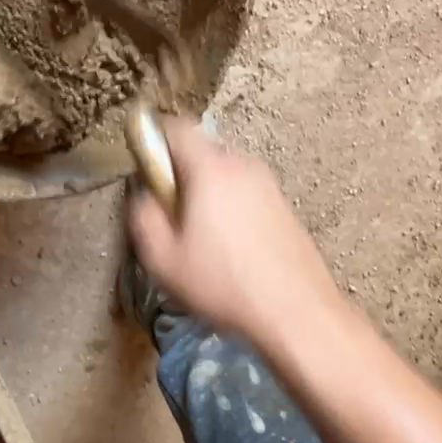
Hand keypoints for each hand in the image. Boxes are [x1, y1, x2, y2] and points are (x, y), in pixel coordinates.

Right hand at [128, 118, 346, 351]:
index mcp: (210, 168)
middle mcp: (242, 165)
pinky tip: (231, 249)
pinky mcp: (284, 206)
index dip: (153, 135)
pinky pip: (244, 192)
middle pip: (200, 151)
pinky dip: (229, 207)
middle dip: (179, 173)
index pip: (176, 127)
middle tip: (171, 214)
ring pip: (223, 173)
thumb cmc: (223, 284)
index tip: (144, 164)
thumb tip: (144, 193)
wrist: (299, 315)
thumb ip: (143, 215)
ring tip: (202, 238)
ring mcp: (268, 185)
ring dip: (206, 192)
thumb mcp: (162, 258)